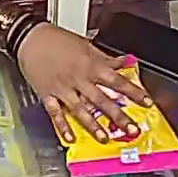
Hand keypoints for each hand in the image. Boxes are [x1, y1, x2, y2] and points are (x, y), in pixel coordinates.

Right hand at [14, 22, 152, 143]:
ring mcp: (63, 89)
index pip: (117, 81)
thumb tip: (125, 62)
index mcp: (90, 65)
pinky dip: (62, 126)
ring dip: (93, 126)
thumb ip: (106, 58)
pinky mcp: (47, 95)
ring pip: (81, 110)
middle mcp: (79, 79)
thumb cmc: (57, 40)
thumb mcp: (86, 46)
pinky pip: (56, 113)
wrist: (30, 38)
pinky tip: (70, 138)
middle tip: (131, 129)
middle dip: (118, 116)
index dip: (133, 92)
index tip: (147, 102)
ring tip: (105, 138)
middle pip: (102, 100)